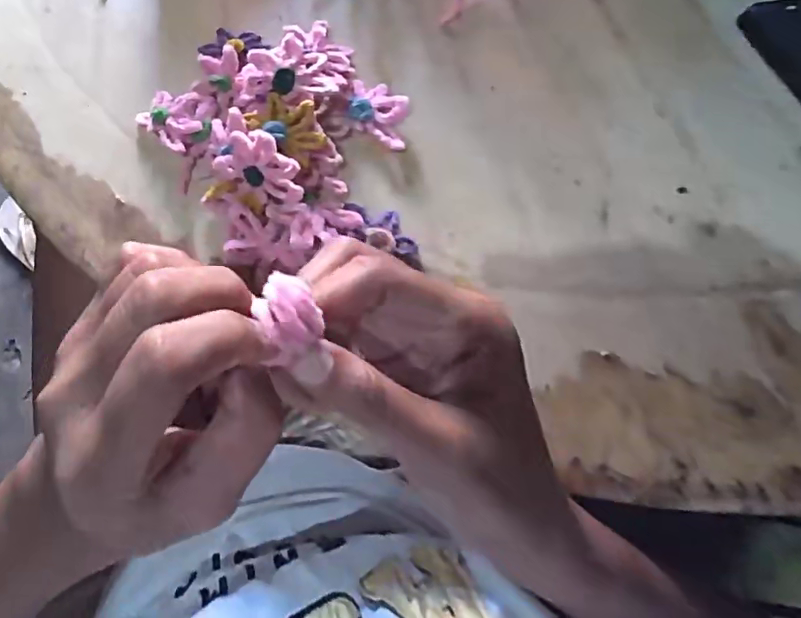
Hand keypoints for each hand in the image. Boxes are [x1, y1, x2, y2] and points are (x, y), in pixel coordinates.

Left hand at [32, 243, 283, 563]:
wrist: (75, 492)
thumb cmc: (150, 505)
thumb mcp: (210, 501)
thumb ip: (245, 433)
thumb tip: (257, 356)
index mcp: (101, 457)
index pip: (162, 361)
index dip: (227, 335)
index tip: (269, 345)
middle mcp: (72, 389)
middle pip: (152, 297)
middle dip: (222, 292)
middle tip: (253, 321)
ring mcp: (69, 344)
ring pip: (142, 270)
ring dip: (202, 277)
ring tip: (225, 312)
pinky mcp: (75, 316)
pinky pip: (130, 263)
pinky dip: (177, 267)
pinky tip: (193, 303)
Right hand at [273, 239, 579, 564]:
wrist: (528, 533)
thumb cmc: (498, 493)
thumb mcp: (435, 450)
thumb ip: (366, 397)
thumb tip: (291, 354)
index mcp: (463, 317)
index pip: (379, 275)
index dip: (323, 294)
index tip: (278, 334)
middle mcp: (435, 306)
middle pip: (355, 268)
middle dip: (309, 299)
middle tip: (272, 344)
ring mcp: (411, 324)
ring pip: (340, 292)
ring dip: (305, 323)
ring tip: (282, 369)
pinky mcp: (392, 346)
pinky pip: (340, 327)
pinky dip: (312, 348)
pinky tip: (300, 384)